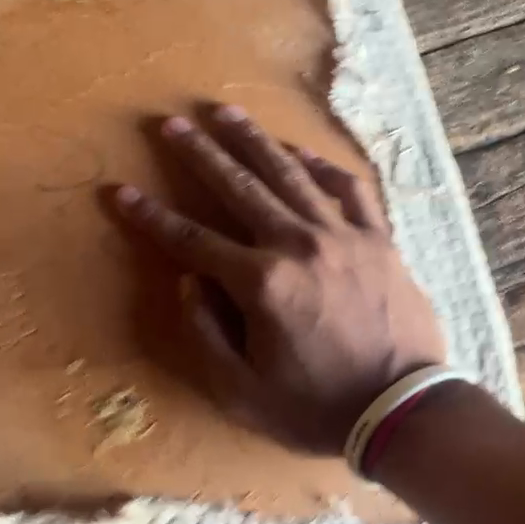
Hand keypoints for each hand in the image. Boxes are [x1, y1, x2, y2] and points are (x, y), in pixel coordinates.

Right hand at [111, 105, 445, 456]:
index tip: (121, 193)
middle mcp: (299, 245)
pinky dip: (320, 165)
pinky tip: (298, 152)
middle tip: (171, 123)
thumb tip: (188, 280)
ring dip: (253, 140)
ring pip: (290, 173)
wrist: (403, 411)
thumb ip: (207, 332)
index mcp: (262, 284)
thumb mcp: (243, 392)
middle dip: (199, 153)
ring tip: (225, 112)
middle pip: (239, 188)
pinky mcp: (379, 238)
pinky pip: (348, 188)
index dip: (151, 216)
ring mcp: (344, 236)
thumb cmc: (318, 408)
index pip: (192, 239)